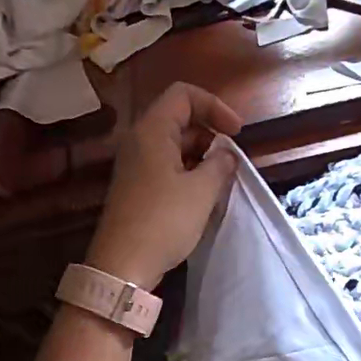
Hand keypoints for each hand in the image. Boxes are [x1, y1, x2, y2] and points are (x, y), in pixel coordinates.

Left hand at [85, 83, 244, 288]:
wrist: (123, 265)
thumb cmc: (164, 222)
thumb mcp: (201, 191)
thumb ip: (220, 164)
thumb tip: (226, 154)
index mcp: (152, 130)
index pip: (184, 95)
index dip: (215, 106)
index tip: (237, 132)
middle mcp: (139, 141)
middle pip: (178, 118)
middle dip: (210, 132)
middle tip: (232, 159)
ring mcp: (135, 165)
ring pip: (173, 144)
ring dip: (201, 155)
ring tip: (222, 179)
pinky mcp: (136, 188)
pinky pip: (166, 166)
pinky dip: (188, 171)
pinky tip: (203, 194)